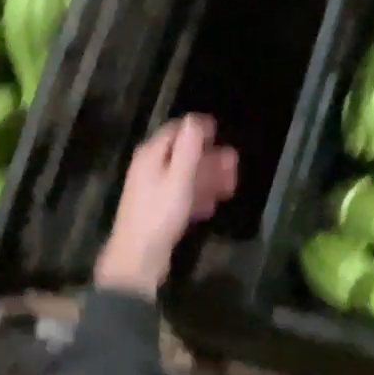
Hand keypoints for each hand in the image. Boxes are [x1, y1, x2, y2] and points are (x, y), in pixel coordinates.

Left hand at [94, 115, 237, 297]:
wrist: (139, 256)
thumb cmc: (160, 213)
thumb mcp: (179, 177)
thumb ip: (188, 147)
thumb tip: (196, 119)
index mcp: (152, 155)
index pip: (177, 131)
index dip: (199, 131)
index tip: (220, 134)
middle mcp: (150, 168)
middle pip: (183, 155)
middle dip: (209, 159)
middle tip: (234, 166)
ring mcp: (153, 191)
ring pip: (184, 177)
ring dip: (207, 179)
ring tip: (229, 187)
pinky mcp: (158, 211)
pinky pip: (180, 196)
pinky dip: (196, 197)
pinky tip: (210, 207)